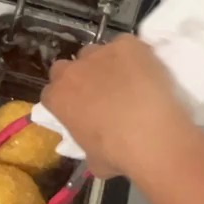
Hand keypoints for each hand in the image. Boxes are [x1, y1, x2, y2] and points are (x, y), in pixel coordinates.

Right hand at [41, 36, 194, 178]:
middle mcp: (72, 71)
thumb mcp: (91, 158)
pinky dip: (132, 55)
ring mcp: (100, 54)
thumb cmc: (117, 154)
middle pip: (67, 67)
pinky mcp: (127, 45)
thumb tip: (93, 148)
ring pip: (95, 53)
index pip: (51, 92)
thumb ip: (84, 145)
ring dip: (104, 64)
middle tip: (98, 91)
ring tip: (126, 80)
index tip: (78, 107)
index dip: (65, 98)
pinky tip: (144, 71)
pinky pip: (125, 45)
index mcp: (57, 98)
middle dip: (78, 77)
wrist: (152, 137)